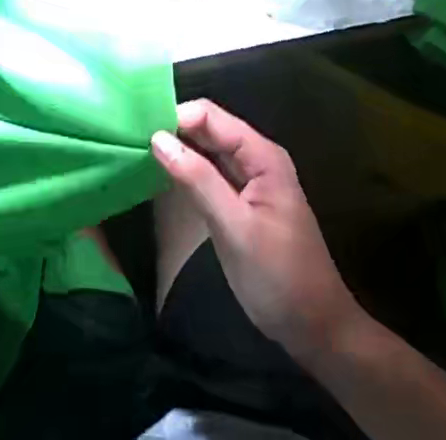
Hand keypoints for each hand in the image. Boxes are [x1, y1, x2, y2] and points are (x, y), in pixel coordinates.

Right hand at [151, 99, 368, 362]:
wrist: (315, 328)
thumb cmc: (280, 277)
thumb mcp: (235, 228)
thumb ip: (197, 180)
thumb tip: (157, 137)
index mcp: (262, 156)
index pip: (210, 116)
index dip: (175, 117)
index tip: (139, 133)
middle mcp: (255, 158)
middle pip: (207, 127)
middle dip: (171, 129)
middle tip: (130, 139)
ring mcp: (247, 179)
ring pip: (205, 148)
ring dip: (175, 147)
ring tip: (136, 150)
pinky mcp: (237, 199)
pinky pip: (207, 171)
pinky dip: (184, 168)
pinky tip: (158, 172)